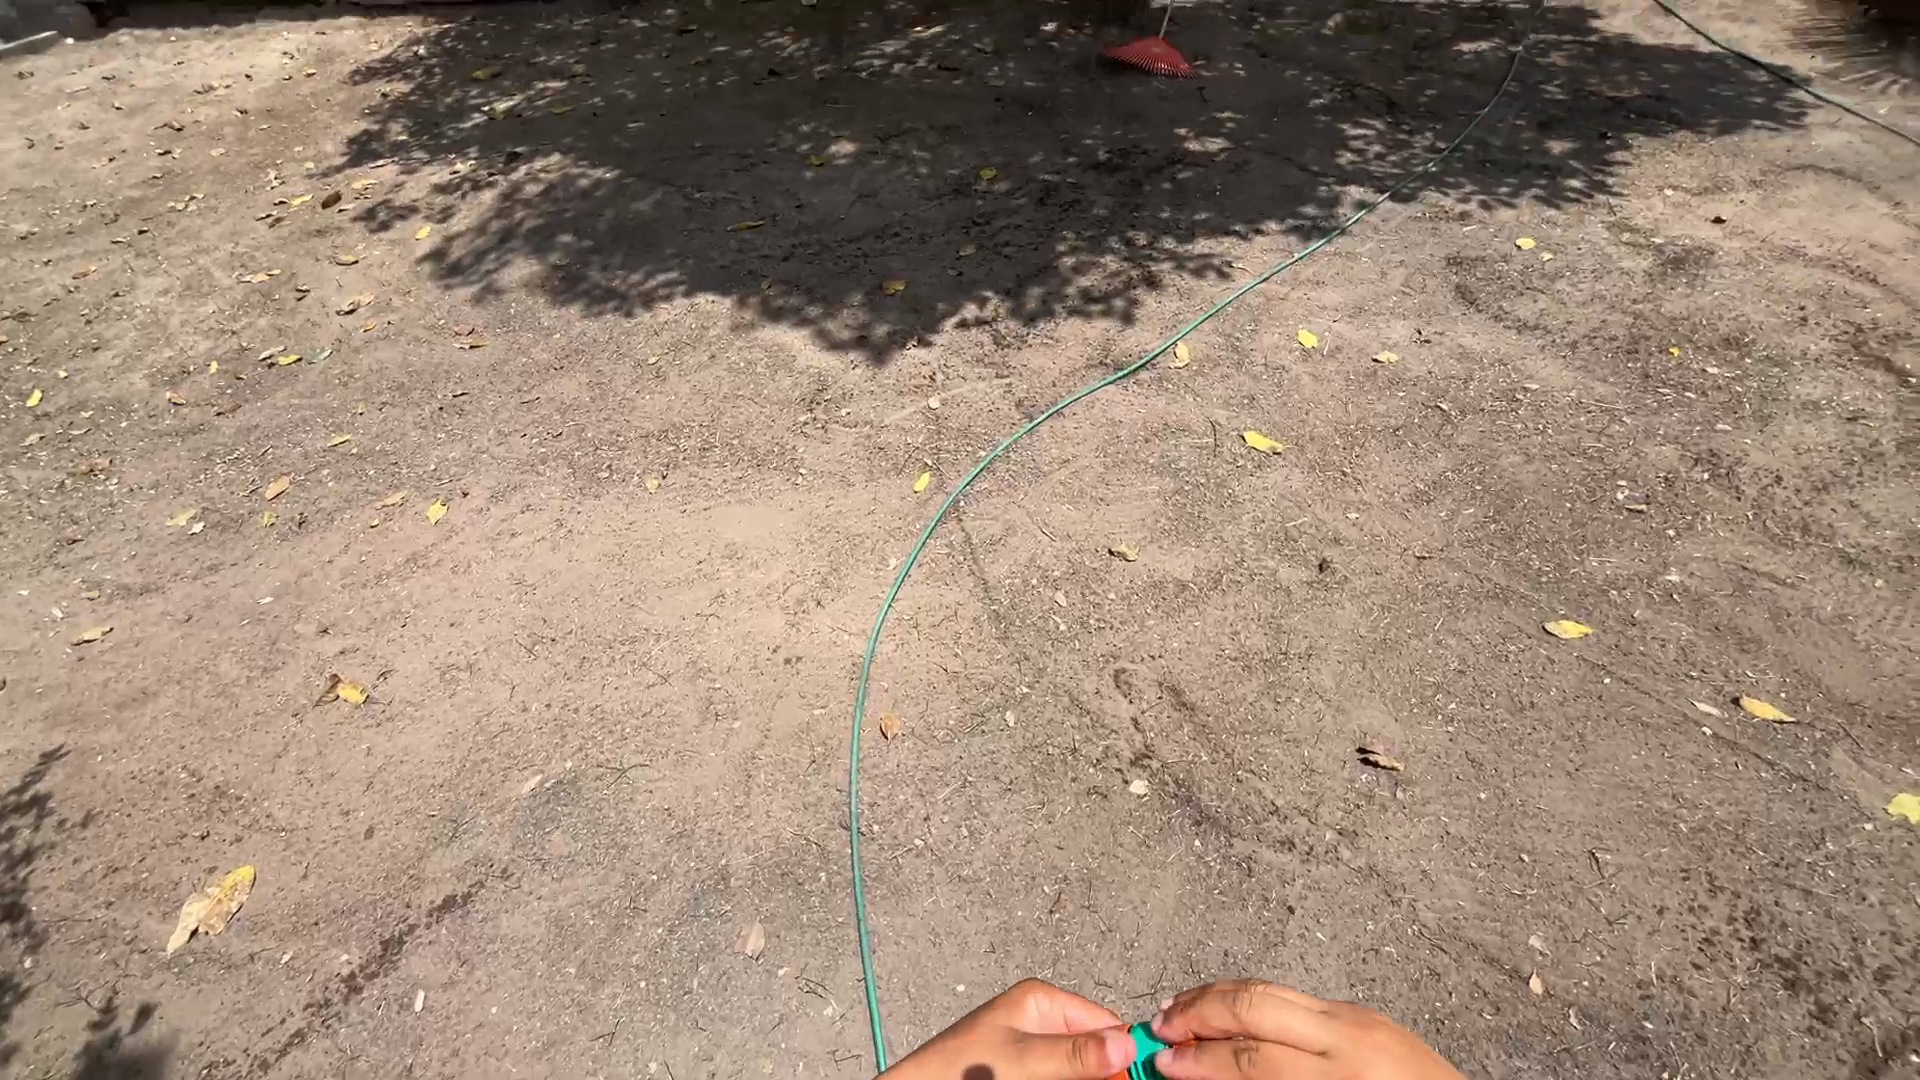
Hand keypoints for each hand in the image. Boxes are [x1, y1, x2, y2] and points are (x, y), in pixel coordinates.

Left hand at [881, 979, 1137, 1079]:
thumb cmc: (963, 1068)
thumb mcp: (1024, 1060)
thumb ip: (1074, 1055)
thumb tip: (1127, 1044)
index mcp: (1042, 1001)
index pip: (1103, 1022)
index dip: (1124, 1052)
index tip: (1143, 1079)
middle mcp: (1042, 1020)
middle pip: (1093, 1051)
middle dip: (1104, 1073)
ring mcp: (1035, 1048)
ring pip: (1079, 1070)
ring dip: (1087, 1079)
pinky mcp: (1028, 1070)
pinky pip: (1060, 1077)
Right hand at [1150, 980, 1462, 1079]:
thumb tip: (1212, 1075)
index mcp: (1348, 1078)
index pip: (1251, 1059)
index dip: (1199, 1060)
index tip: (1164, 1065)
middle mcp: (1350, 1038)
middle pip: (1252, 1006)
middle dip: (1196, 1013)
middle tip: (1159, 1027)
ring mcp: (1356, 1017)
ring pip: (1266, 987)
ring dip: (1214, 996)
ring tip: (1178, 1008)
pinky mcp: (1360, 1012)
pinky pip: (1291, 995)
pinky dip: (1248, 998)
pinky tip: (1226, 1009)